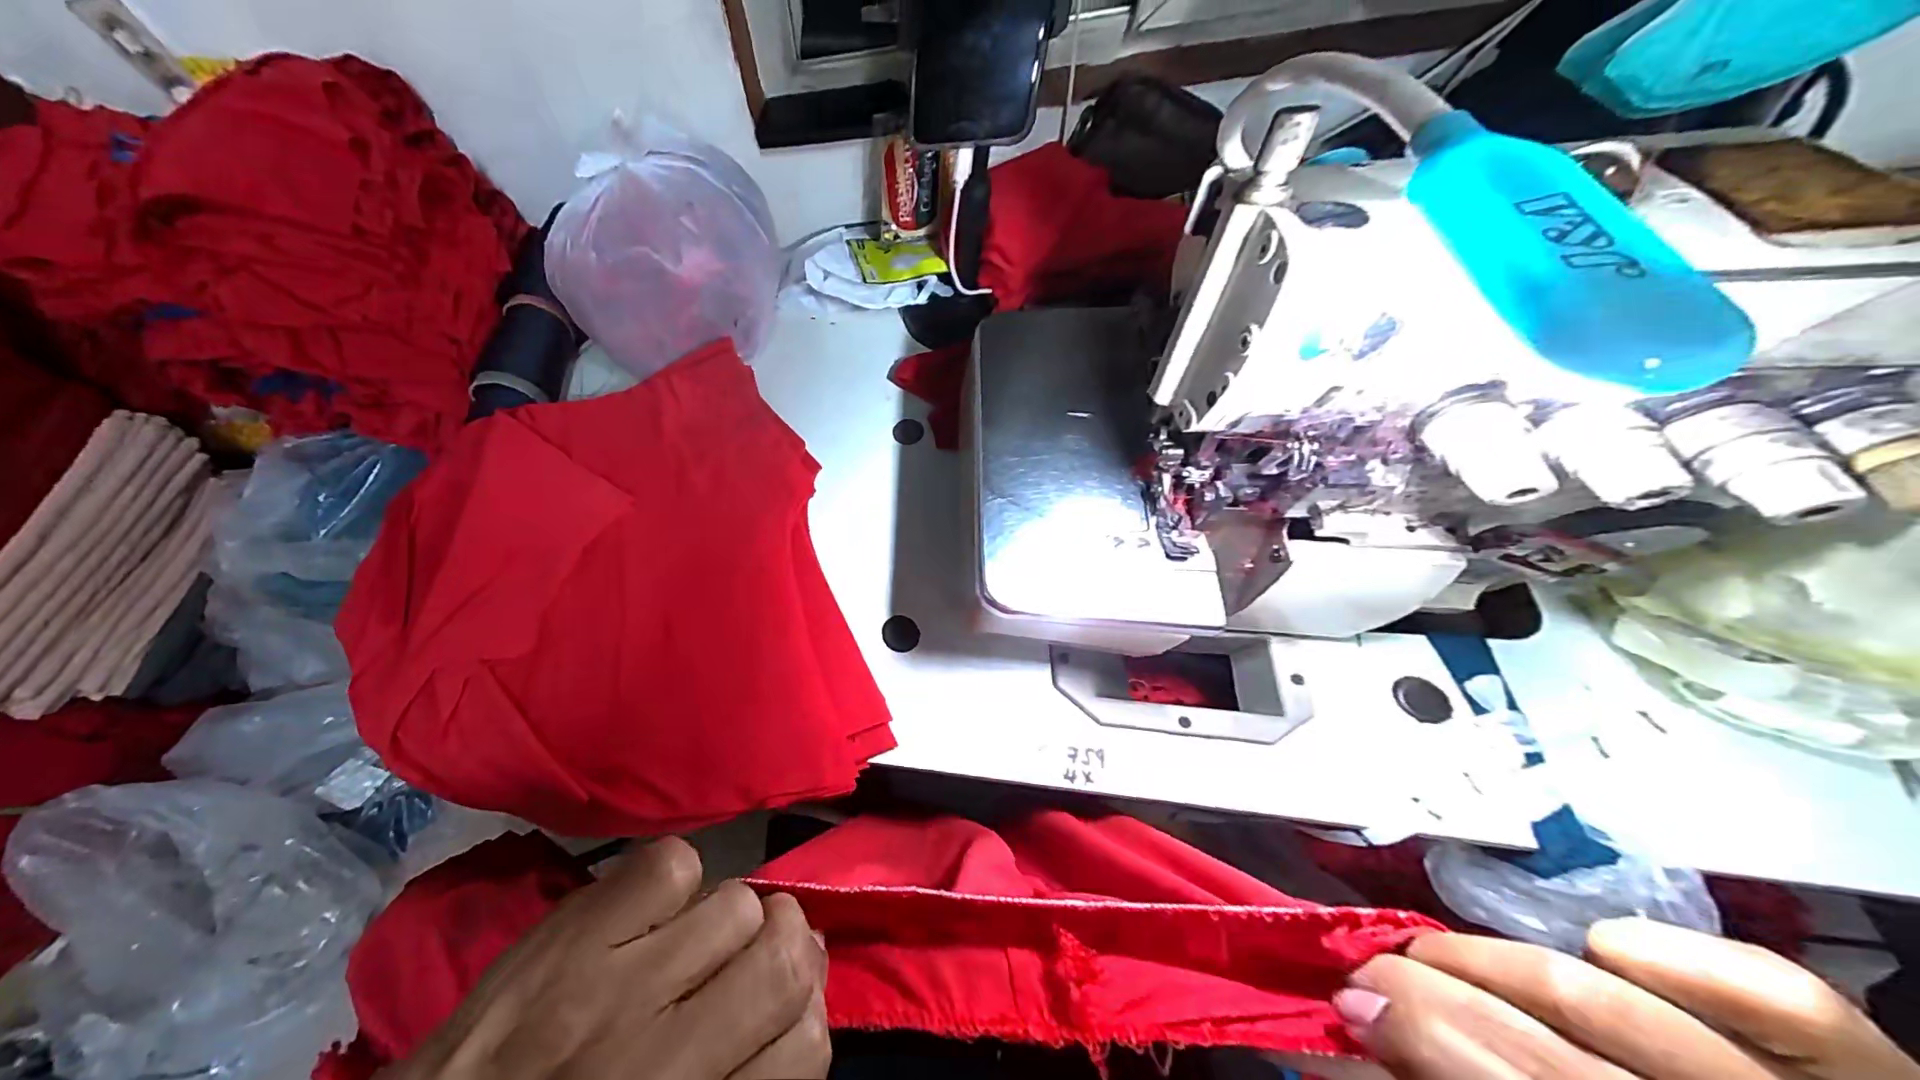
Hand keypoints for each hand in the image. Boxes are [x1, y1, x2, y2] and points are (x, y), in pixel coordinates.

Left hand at [387, 837, 828, 1079]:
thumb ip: (745, 1070)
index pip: (805, 1046)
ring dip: (729, 915)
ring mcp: (613, 985)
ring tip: (696, 933)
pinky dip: (673, 879)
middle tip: (762, 946)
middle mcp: (660, 1057)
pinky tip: (648, 911)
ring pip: (735, 905)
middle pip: (781, 962)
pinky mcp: (570, 934)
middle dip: (787, 943)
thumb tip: (805, 980)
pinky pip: (670, 864)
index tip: (789, 999)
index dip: (808, 1009)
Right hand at [1330, 917, 1919, 1079]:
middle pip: (1549, 1056)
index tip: (1350, 1001)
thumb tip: (1350, 1026)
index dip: (1419, 1038)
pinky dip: (1673, 956)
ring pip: (1613, 1003)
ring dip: (1492, 961)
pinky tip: (1605, 946)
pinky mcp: (1856, 1072)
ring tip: (1442, 955)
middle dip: (1430, 995)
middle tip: (1374, 968)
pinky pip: (1778, 994)